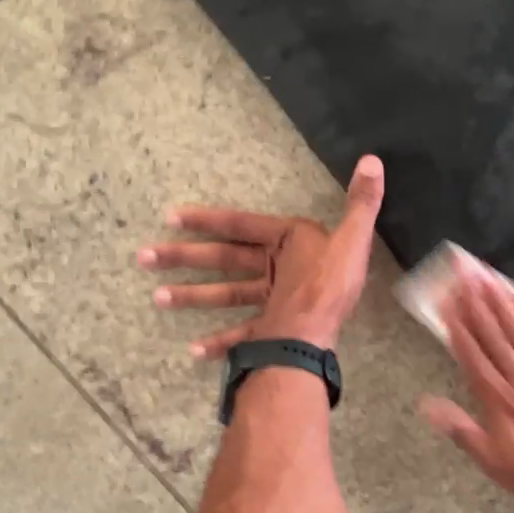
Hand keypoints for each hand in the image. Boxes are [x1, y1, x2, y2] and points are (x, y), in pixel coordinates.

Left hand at [137, 156, 384, 356]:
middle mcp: (268, 267)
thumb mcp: (354, 237)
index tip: (169, 217)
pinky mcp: (269, 328)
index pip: (240, 224)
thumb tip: (372, 160)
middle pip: (222, 258)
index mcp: (285, 240)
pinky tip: (193, 352)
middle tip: (141, 257)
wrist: (318, 328)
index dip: (207, 218)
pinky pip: (242, 335)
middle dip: (182, 256)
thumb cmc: (332, 281)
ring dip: (191, 296)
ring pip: (225, 295)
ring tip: (156, 298)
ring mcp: (265, 300)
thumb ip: (362, 201)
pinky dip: (220, 343)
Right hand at [418, 262, 513, 512]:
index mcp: (496, 398)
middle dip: (476, 300)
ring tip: (487, 275)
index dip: (457, 323)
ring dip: (501, 299)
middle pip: (492, 331)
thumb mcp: (494, 462)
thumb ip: (462, 429)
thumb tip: (426, 405)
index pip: (470, 352)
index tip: (446, 298)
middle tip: (463, 272)